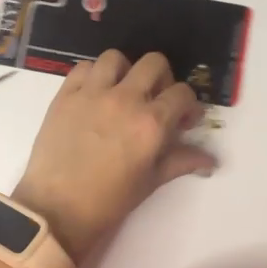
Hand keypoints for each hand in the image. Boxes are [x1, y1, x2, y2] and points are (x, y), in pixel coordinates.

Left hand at [13, 51, 217, 263]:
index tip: (183, 119)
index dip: (188, 105)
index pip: (182, 93)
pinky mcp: (65, 95)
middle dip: (162, 79)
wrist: (56, 209)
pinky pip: (83, 67)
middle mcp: (125, 99)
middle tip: (155, 100)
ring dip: (125, 71)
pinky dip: (93, 75)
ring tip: (123, 91)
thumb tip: (210, 160)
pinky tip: (94, 93)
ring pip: (116, 58)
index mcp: (151, 122)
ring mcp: (92, 93)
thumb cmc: (108, 201)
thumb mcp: (150, 182)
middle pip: (154, 63)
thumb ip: (181, 161)